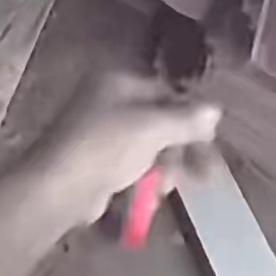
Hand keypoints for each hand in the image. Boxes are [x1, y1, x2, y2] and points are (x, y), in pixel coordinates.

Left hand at [21, 71, 223, 223]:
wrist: (61, 184)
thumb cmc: (106, 146)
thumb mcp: (152, 128)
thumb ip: (186, 119)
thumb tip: (214, 108)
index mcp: (117, 82)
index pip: (165, 91)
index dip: (192, 116)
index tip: (213, 142)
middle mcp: (108, 100)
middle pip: (160, 120)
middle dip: (182, 147)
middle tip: (204, 173)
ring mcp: (102, 130)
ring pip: (150, 145)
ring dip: (167, 166)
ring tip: (169, 185)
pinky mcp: (100, 158)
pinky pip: (135, 163)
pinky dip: (147, 176)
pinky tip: (154, 192)